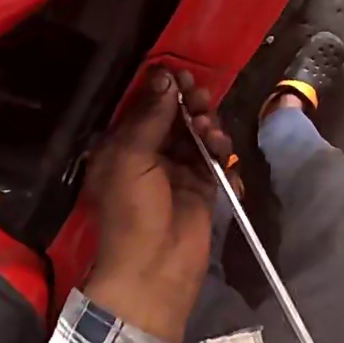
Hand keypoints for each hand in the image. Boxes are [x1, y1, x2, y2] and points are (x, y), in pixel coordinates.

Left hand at [82, 69, 233, 342]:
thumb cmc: (133, 210)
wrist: (155, 269)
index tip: (180, 73)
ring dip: (206, 123)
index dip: (162, 89)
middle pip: (174, 116)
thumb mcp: (132, 157)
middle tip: (199, 94)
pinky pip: (214, 156)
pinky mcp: (202, 185)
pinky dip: (219, 148)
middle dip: (188, 103)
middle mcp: (150, 153)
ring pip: (196, 133)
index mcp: (123, 146)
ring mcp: (178, 170)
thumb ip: (151, 116)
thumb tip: (165, 77)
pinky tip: (220, 148)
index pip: (144, 107)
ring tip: (208, 126)